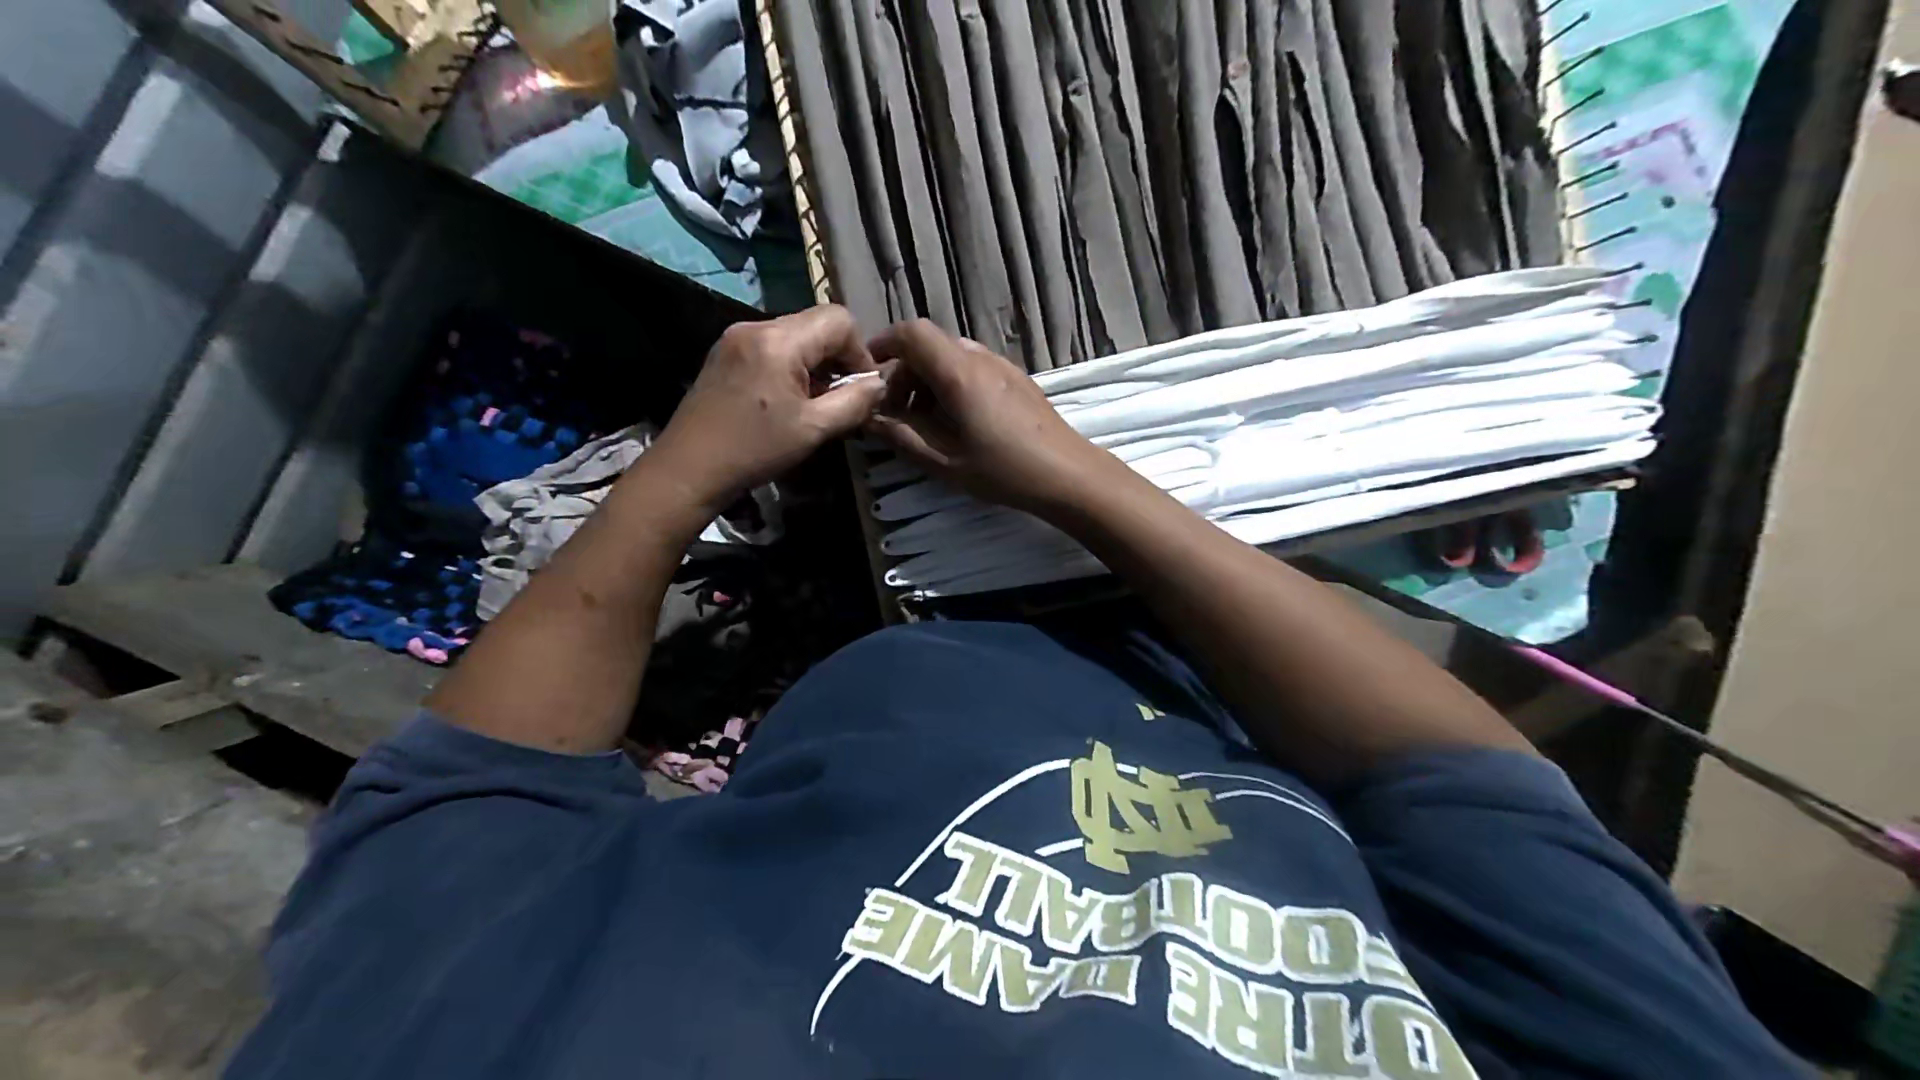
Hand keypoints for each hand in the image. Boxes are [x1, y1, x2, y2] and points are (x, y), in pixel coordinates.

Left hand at [651, 306, 886, 512]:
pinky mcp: (725, 353)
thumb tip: (880, 384)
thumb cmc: (754, 450)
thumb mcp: (814, 429)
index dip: (860, 351)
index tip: (861, 388)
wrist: (688, 468)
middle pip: (816, 324)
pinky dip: (792, 367)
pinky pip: (772, 347)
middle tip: (843, 399)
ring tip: (817, 404)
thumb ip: (855, 402)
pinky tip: (789, 401)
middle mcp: (756, 327)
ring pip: (795, 336)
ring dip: (816, 365)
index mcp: (779, 341)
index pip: (839, 320)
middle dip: (838, 358)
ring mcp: (736, 338)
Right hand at [866, 319, 1118, 514]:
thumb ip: (902, 436)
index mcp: (959, 372)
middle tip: (896, 413)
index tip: (868, 377)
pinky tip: (957, 422)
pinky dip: (950, 385)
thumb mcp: (944, 461)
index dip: (883, 346)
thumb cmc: (1003, 470)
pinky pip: (971, 368)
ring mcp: (1001, 365)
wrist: (1068, 473)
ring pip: (951, 357)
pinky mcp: (1015, 378)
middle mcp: (979, 358)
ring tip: (924, 422)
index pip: (911, 333)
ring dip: (927, 381)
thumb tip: (869, 417)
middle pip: (929, 345)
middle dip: (903, 372)